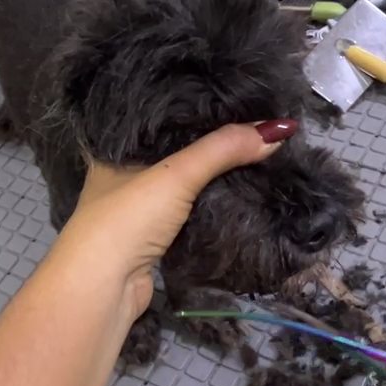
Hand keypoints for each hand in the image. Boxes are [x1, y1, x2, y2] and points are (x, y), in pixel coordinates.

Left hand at [51, 119, 298, 314]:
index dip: (196, 108)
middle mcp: (121, 176)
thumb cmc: (128, 218)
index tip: (236, 98)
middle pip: (175, 152)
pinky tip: (237, 194)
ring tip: (256, 154)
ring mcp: (136, 211)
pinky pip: (188, 213)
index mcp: (114, 149)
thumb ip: (224, 149)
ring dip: (212, 178)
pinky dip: (209, 206)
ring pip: (182, 185)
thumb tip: (282, 129)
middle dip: (211, 145)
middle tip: (256, 128)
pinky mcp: (152, 240)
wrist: (103, 287)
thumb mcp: (177, 173)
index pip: (160, 117)